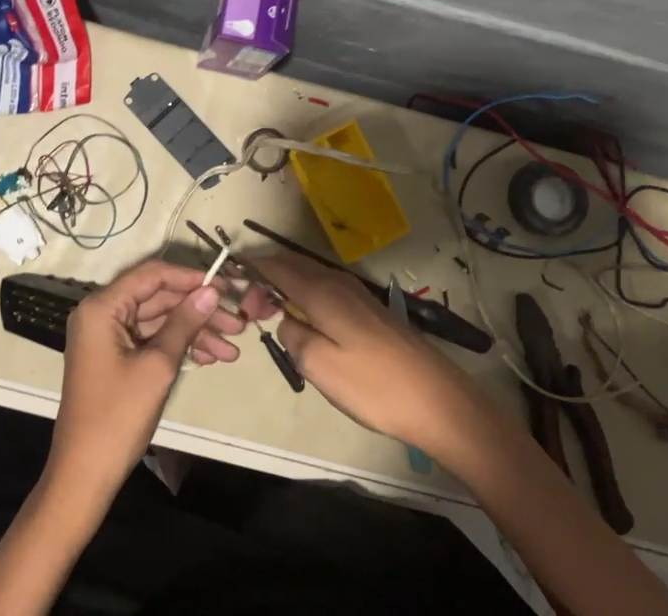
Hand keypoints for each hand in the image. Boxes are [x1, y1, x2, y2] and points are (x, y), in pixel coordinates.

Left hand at [47, 259, 248, 494]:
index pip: (151, 275)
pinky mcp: (115, 358)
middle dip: (198, 310)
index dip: (189, 278)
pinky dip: (178, 347)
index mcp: (102, 307)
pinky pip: (151, 341)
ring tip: (233, 349)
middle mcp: (101, 314)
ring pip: (158, 321)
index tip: (225, 287)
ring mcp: (107, 337)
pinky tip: (210, 358)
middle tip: (239, 323)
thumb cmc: (119, 414)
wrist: (86, 471)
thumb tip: (210, 291)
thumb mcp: (157, 365)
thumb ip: (184, 323)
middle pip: (157, 298)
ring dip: (194, 332)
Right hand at [246, 252, 473, 449]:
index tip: (231, 283)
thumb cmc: (373, 384)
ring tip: (269, 315)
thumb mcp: (318, 365)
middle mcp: (339, 284)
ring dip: (286, 287)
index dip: (251, 269)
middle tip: (249, 308)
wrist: (437, 401)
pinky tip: (303, 322)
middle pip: (294, 265)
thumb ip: (292, 335)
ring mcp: (358, 297)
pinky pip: (326, 291)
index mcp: (323, 291)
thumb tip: (285, 320)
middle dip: (266, 277)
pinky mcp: (370, 313)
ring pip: (311, 277)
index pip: (277, 265)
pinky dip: (305, 296)